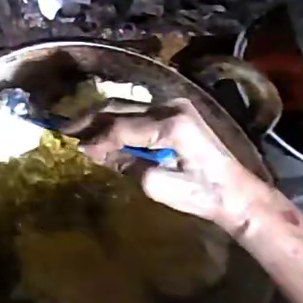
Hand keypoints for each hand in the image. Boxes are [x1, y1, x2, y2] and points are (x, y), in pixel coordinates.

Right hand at [67, 98, 276, 232]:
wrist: (237, 193)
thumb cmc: (203, 195)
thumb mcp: (160, 187)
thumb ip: (128, 166)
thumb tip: (98, 154)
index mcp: (172, 124)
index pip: (122, 126)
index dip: (96, 138)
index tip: (74, 148)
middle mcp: (172, 107)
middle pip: (121, 109)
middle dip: (92, 121)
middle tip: (65, 131)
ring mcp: (175, 107)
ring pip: (127, 108)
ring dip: (103, 120)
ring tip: (79, 131)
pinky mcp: (176, 113)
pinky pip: (139, 114)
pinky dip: (119, 123)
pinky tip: (105, 134)